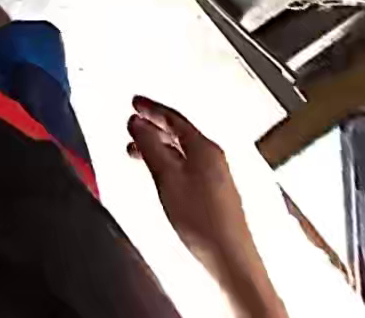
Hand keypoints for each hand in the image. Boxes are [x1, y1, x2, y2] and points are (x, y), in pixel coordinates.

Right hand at [128, 96, 288, 317]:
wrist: (232, 263)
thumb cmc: (202, 220)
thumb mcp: (166, 175)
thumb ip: (148, 144)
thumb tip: (135, 121)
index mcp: (205, 148)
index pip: (173, 118)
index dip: (151, 108)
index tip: (134, 101)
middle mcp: (213, 158)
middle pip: (178, 133)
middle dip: (152, 127)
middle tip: (132, 122)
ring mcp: (216, 177)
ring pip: (180, 151)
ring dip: (157, 147)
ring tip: (135, 150)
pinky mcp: (215, 195)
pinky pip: (185, 167)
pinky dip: (167, 162)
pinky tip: (157, 174)